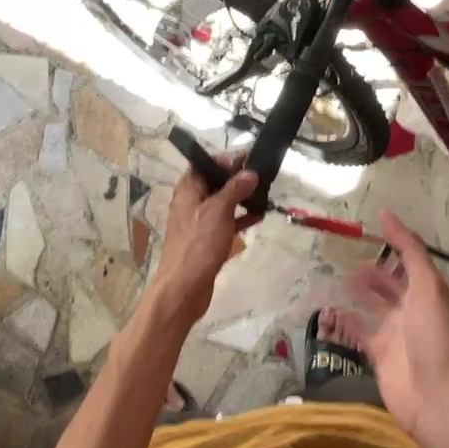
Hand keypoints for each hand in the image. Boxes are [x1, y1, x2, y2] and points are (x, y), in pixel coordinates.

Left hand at [145, 155, 258, 329]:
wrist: (184, 287)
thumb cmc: (198, 244)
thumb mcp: (218, 210)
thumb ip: (234, 189)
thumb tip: (250, 173)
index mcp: (188, 189)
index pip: (203, 164)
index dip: (223, 160)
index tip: (246, 161)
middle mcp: (191, 202)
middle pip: (214, 183)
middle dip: (236, 179)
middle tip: (261, 176)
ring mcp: (199, 222)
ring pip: (221, 203)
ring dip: (240, 198)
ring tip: (264, 194)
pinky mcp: (207, 240)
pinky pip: (225, 222)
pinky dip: (239, 218)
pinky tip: (258, 217)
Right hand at [341, 212, 448, 439]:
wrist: (435, 398)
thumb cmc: (434, 336)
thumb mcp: (427, 286)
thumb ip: (408, 249)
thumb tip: (386, 214)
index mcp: (429, 292)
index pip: (411, 261)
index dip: (395, 243)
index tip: (371, 225)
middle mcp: (413, 309)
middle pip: (392, 283)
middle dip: (374, 269)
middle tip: (348, 252)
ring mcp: (395, 332)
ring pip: (374, 305)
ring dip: (360, 290)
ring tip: (338, 275)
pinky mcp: (379, 353)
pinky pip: (359, 331)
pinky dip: (345, 319)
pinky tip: (329, 307)